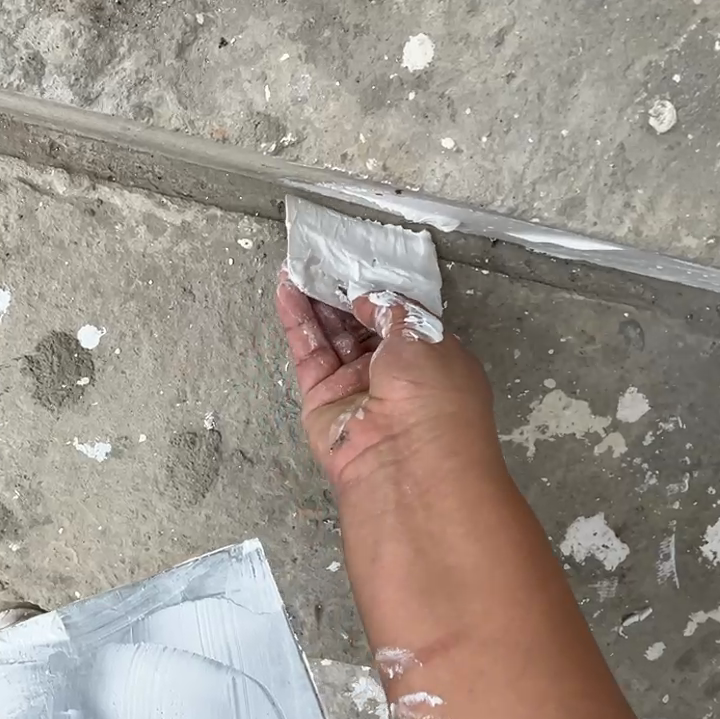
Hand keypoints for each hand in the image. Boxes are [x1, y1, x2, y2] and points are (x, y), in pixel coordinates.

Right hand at [274, 272, 501, 492]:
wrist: (406, 461)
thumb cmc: (433, 396)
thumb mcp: (423, 337)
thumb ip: (392, 310)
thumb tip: (367, 297)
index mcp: (427, 357)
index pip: (398, 316)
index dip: (378, 290)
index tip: (360, 261)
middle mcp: (391, 372)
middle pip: (360, 323)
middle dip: (342, 291)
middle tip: (322, 257)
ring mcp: (354, 384)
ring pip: (330, 334)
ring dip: (315, 299)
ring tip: (298, 264)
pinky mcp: (321, 395)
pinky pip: (308, 351)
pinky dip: (296, 320)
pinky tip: (286, 289)